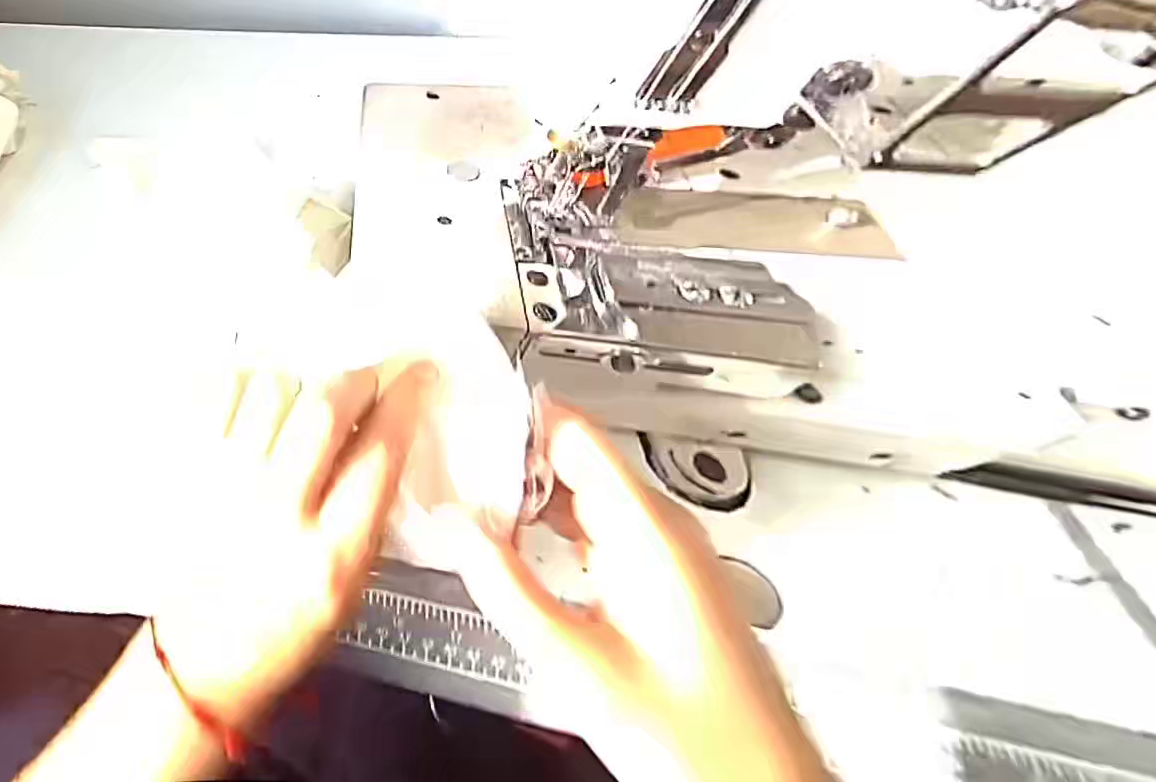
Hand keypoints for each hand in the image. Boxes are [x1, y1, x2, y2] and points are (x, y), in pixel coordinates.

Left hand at [152, 360, 439, 729]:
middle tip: (363, 383)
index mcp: (330, 554)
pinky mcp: (187, 467)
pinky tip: (257, 407)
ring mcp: (222, 483)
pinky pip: (222, 389)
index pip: (380, 450)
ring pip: (274, 386)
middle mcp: (274, 512)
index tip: (415, 374)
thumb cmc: (282, 626)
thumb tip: (389, 421)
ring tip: (303, 406)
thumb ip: (372, 503)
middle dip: (356, 379)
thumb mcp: (353, 584)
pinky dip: (247, 384)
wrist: (198, 657)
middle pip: (324, 406)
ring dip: (301, 384)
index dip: (405, 398)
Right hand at [448, 403, 828, 781]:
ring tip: (473, 499)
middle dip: (508, 455)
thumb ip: (507, 588)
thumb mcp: (578, 663)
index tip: (469, 414)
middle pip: (571, 453)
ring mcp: (659, 545)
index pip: (573, 430)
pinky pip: (590, 518)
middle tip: (456, 463)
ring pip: (578, 486)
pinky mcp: (652, 569)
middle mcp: (658, 523)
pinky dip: (546, 519)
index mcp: (648, 527)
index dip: (516, 416)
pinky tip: (515, 539)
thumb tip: (458, 530)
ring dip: (524, 490)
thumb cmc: (699, 740)